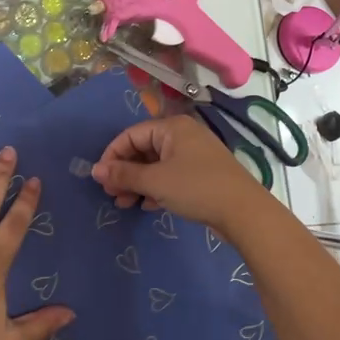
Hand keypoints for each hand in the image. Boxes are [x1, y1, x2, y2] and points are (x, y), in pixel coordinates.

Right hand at [90, 115, 269, 232]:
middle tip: (111, 194)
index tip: (101, 179)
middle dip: (125, 172)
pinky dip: (156, 189)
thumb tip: (95, 170)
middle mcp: (183, 136)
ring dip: (138, 183)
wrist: (244, 212)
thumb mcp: (155, 181)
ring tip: (125, 204)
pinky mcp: (202, 175)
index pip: (131, 135)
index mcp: (172, 127)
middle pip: (143, 149)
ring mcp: (194, 155)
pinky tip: (148, 206)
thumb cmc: (196, 188)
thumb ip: (124, 174)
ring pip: (156, 165)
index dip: (112, 156)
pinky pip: (170, 176)